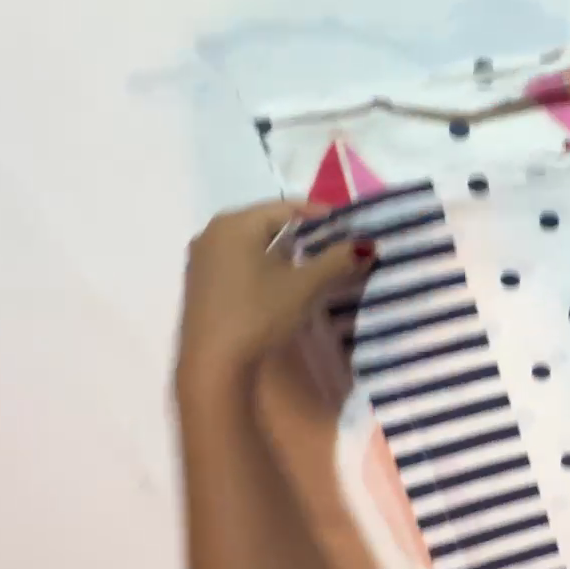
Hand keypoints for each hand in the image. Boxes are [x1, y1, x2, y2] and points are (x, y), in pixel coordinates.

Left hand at [176, 200, 372, 395]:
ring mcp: (203, 257)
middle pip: (269, 222)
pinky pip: (241, 259)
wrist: (214, 362)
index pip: (287, 206)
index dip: (323, 215)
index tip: (351, 229)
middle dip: (306, 233)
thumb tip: (366, 244)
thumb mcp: (306, 285)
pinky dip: (267, 263)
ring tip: (316, 265)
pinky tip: (285, 282)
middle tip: (338, 247)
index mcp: (235, 223)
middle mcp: (213, 231)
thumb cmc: (260, 313)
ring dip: (287, 250)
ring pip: (255, 242)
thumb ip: (338, 260)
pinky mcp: (202, 281)